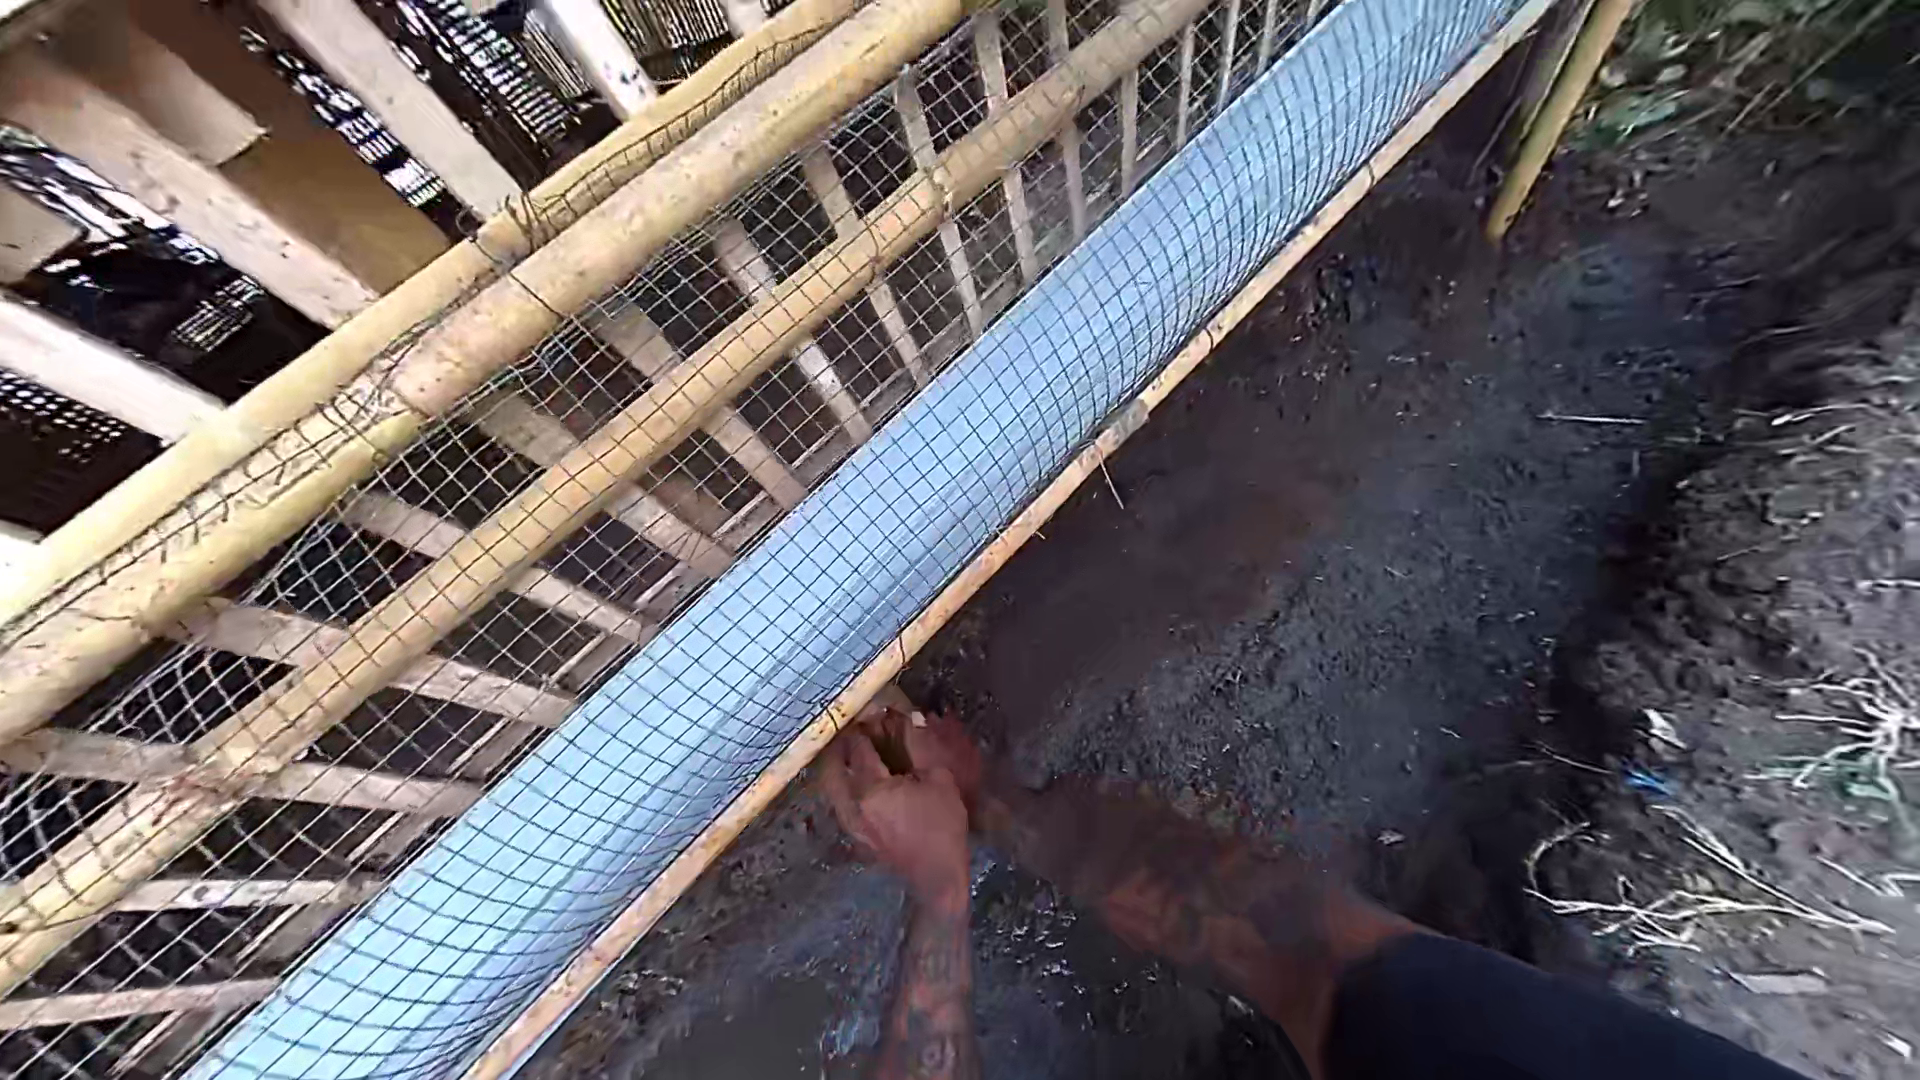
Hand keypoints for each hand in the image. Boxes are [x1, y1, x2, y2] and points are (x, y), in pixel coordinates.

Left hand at [822, 713, 971, 905]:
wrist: (937, 876)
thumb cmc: (941, 826)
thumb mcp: (938, 780)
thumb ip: (921, 747)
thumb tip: (914, 717)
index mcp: (871, 789)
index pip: (859, 749)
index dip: (864, 729)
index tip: (871, 715)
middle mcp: (852, 805)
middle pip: (831, 768)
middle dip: (840, 746)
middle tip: (854, 732)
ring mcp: (850, 823)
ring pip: (831, 787)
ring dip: (838, 766)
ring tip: (853, 752)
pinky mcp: (855, 835)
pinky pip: (840, 802)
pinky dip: (844, 785)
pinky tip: (860, 779)